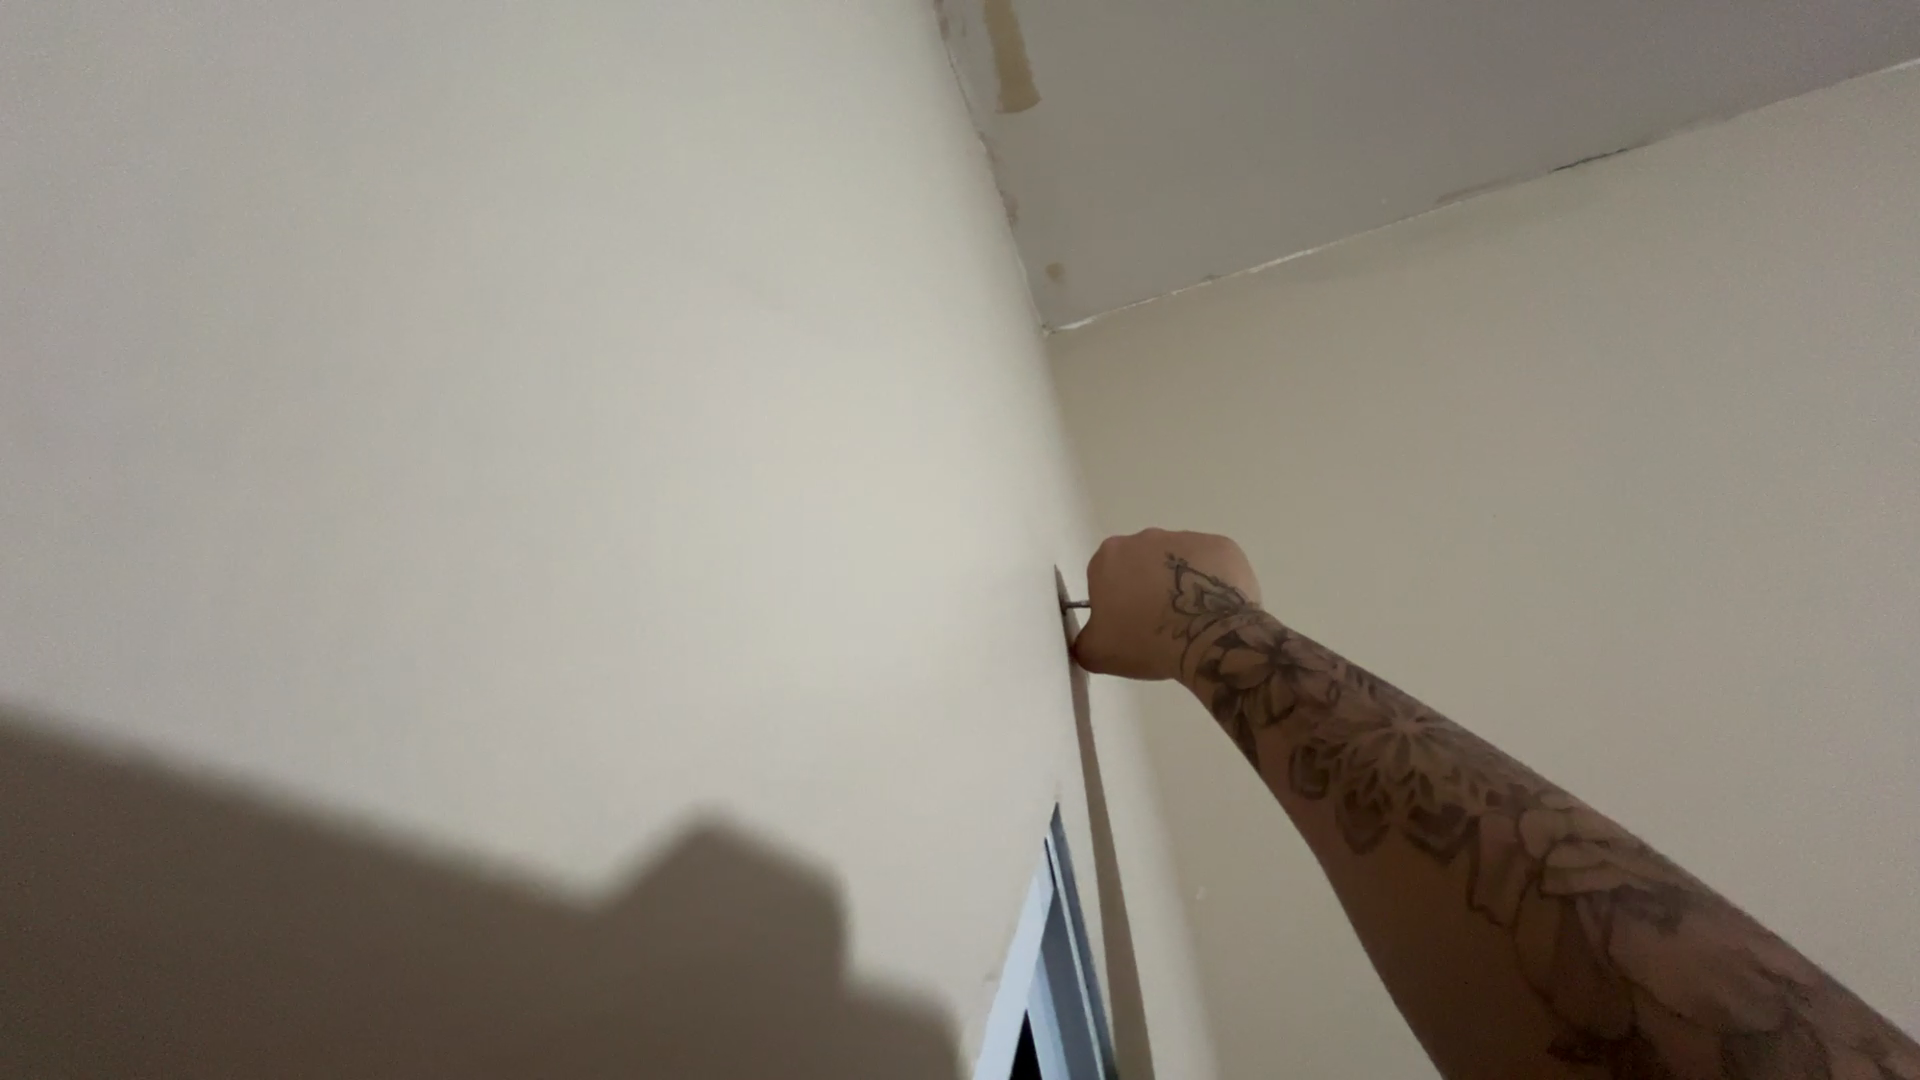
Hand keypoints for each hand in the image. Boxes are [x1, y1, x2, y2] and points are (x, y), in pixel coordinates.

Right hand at [1071, 529, 1262, 681]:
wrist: (1208, 640)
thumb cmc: (1145, 641)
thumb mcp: (1095, 652)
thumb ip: (1083, 640)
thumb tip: (1088, 638)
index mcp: (1109, 556)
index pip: (1105, 578)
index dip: (1115, 603)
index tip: (1127, 625)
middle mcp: (1145, 537)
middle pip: (1141, 564)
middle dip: (1147, 588)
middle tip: (1158, 623)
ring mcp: (1187, 538)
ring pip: (1177, 563)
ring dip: (1180, 585)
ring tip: (1191, 620)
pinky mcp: (1222, 546)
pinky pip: (1212, 565)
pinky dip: (1213, 583)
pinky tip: (1215, 610)